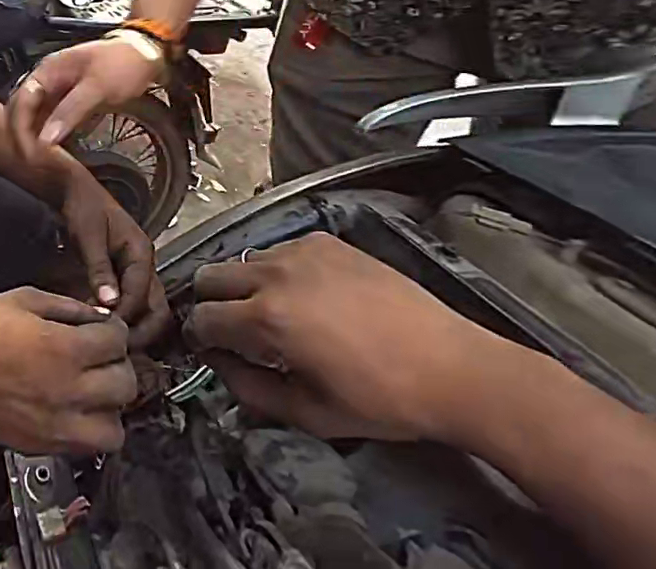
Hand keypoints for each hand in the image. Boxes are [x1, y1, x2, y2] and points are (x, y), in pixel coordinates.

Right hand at [0, 288, 137, 452]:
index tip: (106, 328)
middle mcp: (66, 392)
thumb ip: (67, 307)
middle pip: (124, 386)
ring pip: (114, 431)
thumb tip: (96, 317)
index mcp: (64, 350)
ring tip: (93, 390)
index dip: (114, 329)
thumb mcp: (25, 298)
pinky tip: (69, 408)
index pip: (116, 342)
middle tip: (102, 355)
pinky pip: (82, 448)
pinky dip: (84, 429)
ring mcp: (54, 426)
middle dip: (117, 364)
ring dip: (109, 408)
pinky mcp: (39, 446)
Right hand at [8, 38, 165, 164]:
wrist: (147, 53)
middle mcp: (46, 81)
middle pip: (22, 111)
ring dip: (35, 137)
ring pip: (34, 118)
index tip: (28, 153)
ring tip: (42, 161)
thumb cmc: (122, 64)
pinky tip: (55, 151)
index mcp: (47, 71)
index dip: (20, 128)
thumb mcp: (97, 87)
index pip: (20, 102)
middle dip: (22, 135)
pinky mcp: (69, 101)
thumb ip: (69, 111)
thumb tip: (45, 140)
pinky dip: (49, 135)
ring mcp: (57, 91)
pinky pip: (50, 121)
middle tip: (33, 161)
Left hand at [58, 169, 169, 346]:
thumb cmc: (83, 207)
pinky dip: (123, 316)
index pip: (142, 294)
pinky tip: (105, 326)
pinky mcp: (124, 274)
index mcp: (141, 252)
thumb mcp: (89, 236)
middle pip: (156, 308)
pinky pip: (132, 301)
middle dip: (142, 330)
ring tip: (111, 342)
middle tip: (117, 347)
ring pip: (147, 308)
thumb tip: (110, 303)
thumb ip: (99, 268)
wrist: (75, 190)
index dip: (126, 315)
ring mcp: (136, 269)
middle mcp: (145, 263)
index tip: (108, 331)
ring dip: (134, 327)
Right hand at [183, 232, 524, 442]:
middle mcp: (273, 274)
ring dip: (246, 286)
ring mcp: (299, 251)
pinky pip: (279, 250)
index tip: (211, 349)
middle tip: (234, 327)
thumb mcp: (310, 414)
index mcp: (267, 318)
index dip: (199, 338)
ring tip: (279, 311)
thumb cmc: (383, 399)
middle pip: (208, 276)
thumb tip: (218, 364)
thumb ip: (249, 389)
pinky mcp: (323, 241)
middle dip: (211, 303)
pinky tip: (310, 295)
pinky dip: (279, 272)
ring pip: (242, 261)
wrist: (455, 368)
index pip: (202, 318)